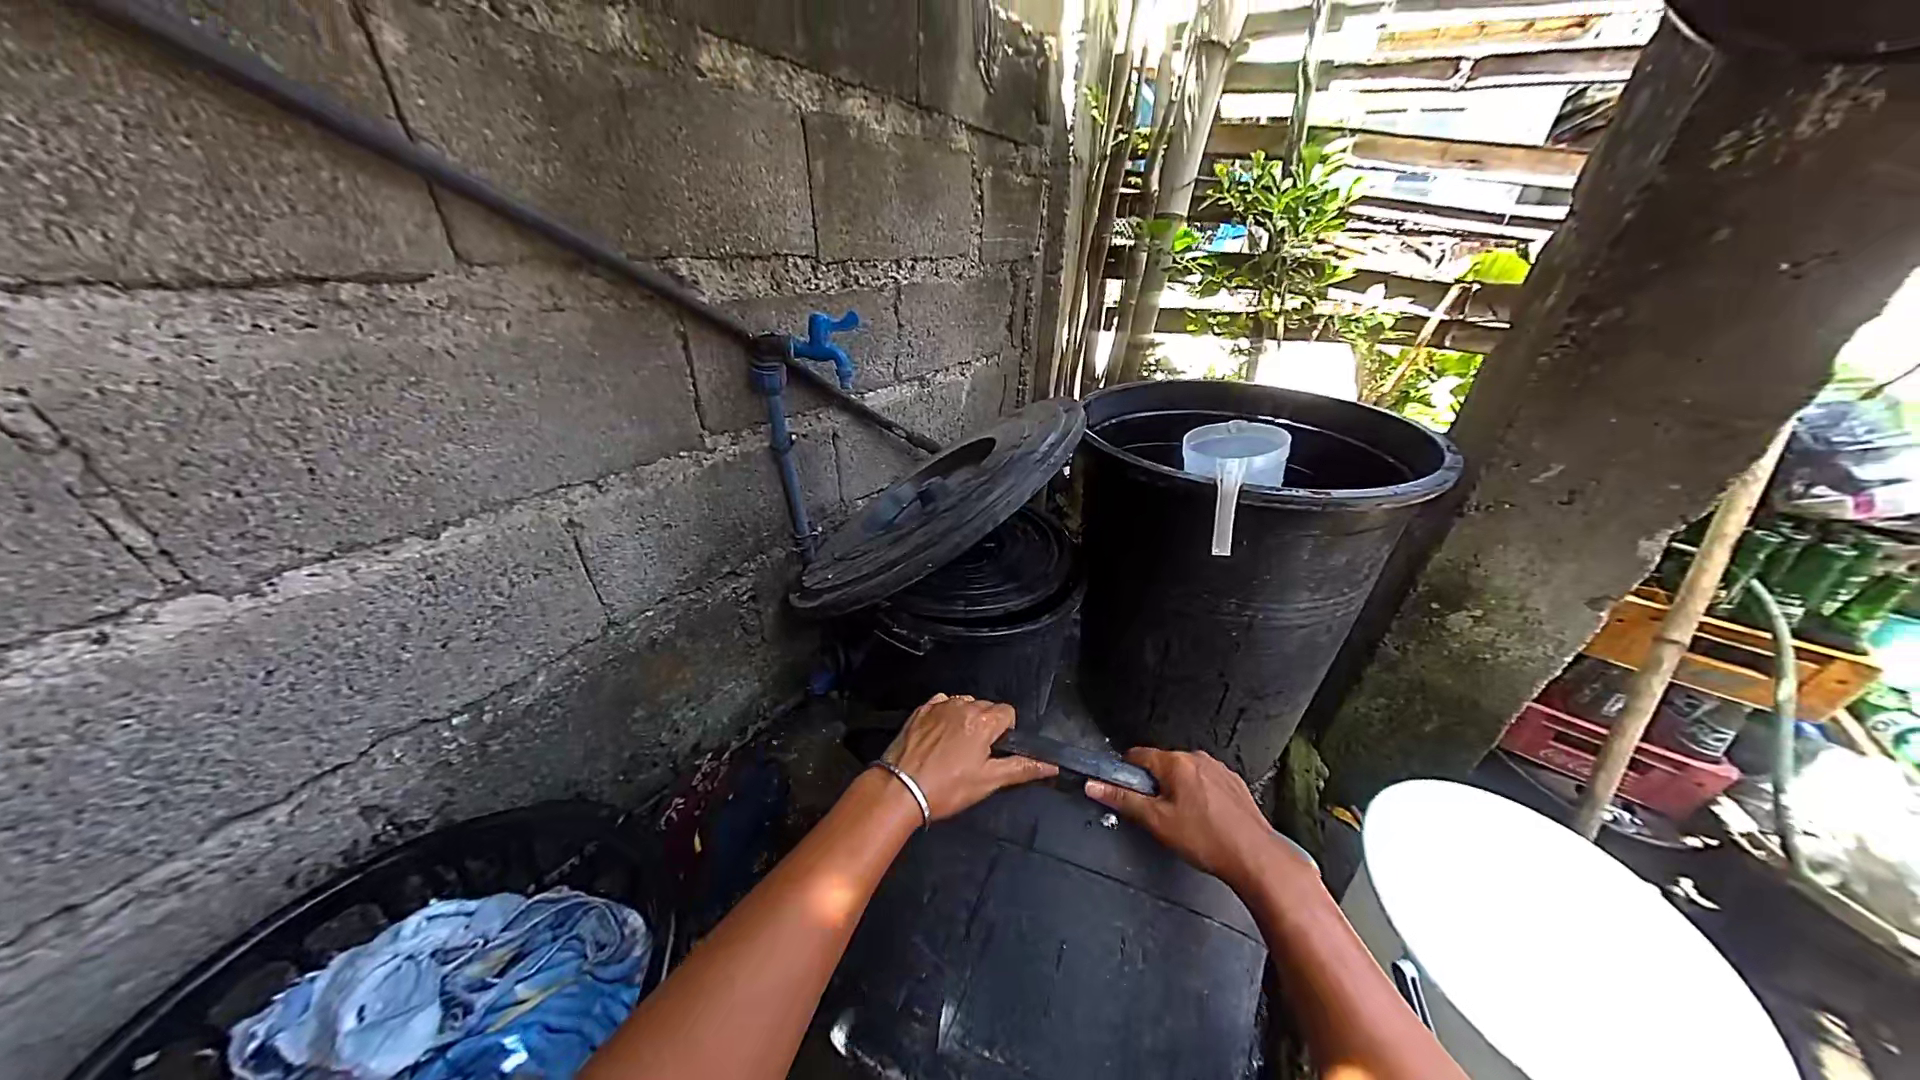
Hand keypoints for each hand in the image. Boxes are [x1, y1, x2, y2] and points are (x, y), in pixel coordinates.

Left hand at [882, 694, 1057, 819]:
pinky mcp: (920, 711)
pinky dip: (945, 715)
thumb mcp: (988, 781)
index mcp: (983, 721)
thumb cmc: (946, 788)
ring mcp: (938, 706)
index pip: (1007, 712)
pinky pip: (941, 704)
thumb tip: (1050, 764)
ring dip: (965, 719)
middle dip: (986, 725)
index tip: (996, 750)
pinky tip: (940, 737)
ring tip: (956, 748)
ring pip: (963, 704)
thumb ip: (1022, 768)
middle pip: (985, 707)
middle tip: (976, 754)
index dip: (1006, 731)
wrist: (900, 789)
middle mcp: (962, 706)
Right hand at [1086, 748, 1310, 892]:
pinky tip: (1204, 821)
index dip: (1126, 773)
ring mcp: (1219, 770)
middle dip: (1155, 786)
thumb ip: (1123, 799)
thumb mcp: (1156, 821)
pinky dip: (1200, 796)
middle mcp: (1198, 759)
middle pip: (1162, 765)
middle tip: (1159, 816)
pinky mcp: (1234, 784)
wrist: (1257, 859)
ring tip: (1185, 823)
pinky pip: (1206, 783)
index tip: (1127, 792)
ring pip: (1185, 774)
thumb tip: (1095, 785)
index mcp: (1176, 762)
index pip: (1137, 755)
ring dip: (1178, 791)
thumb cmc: (1209, 841)